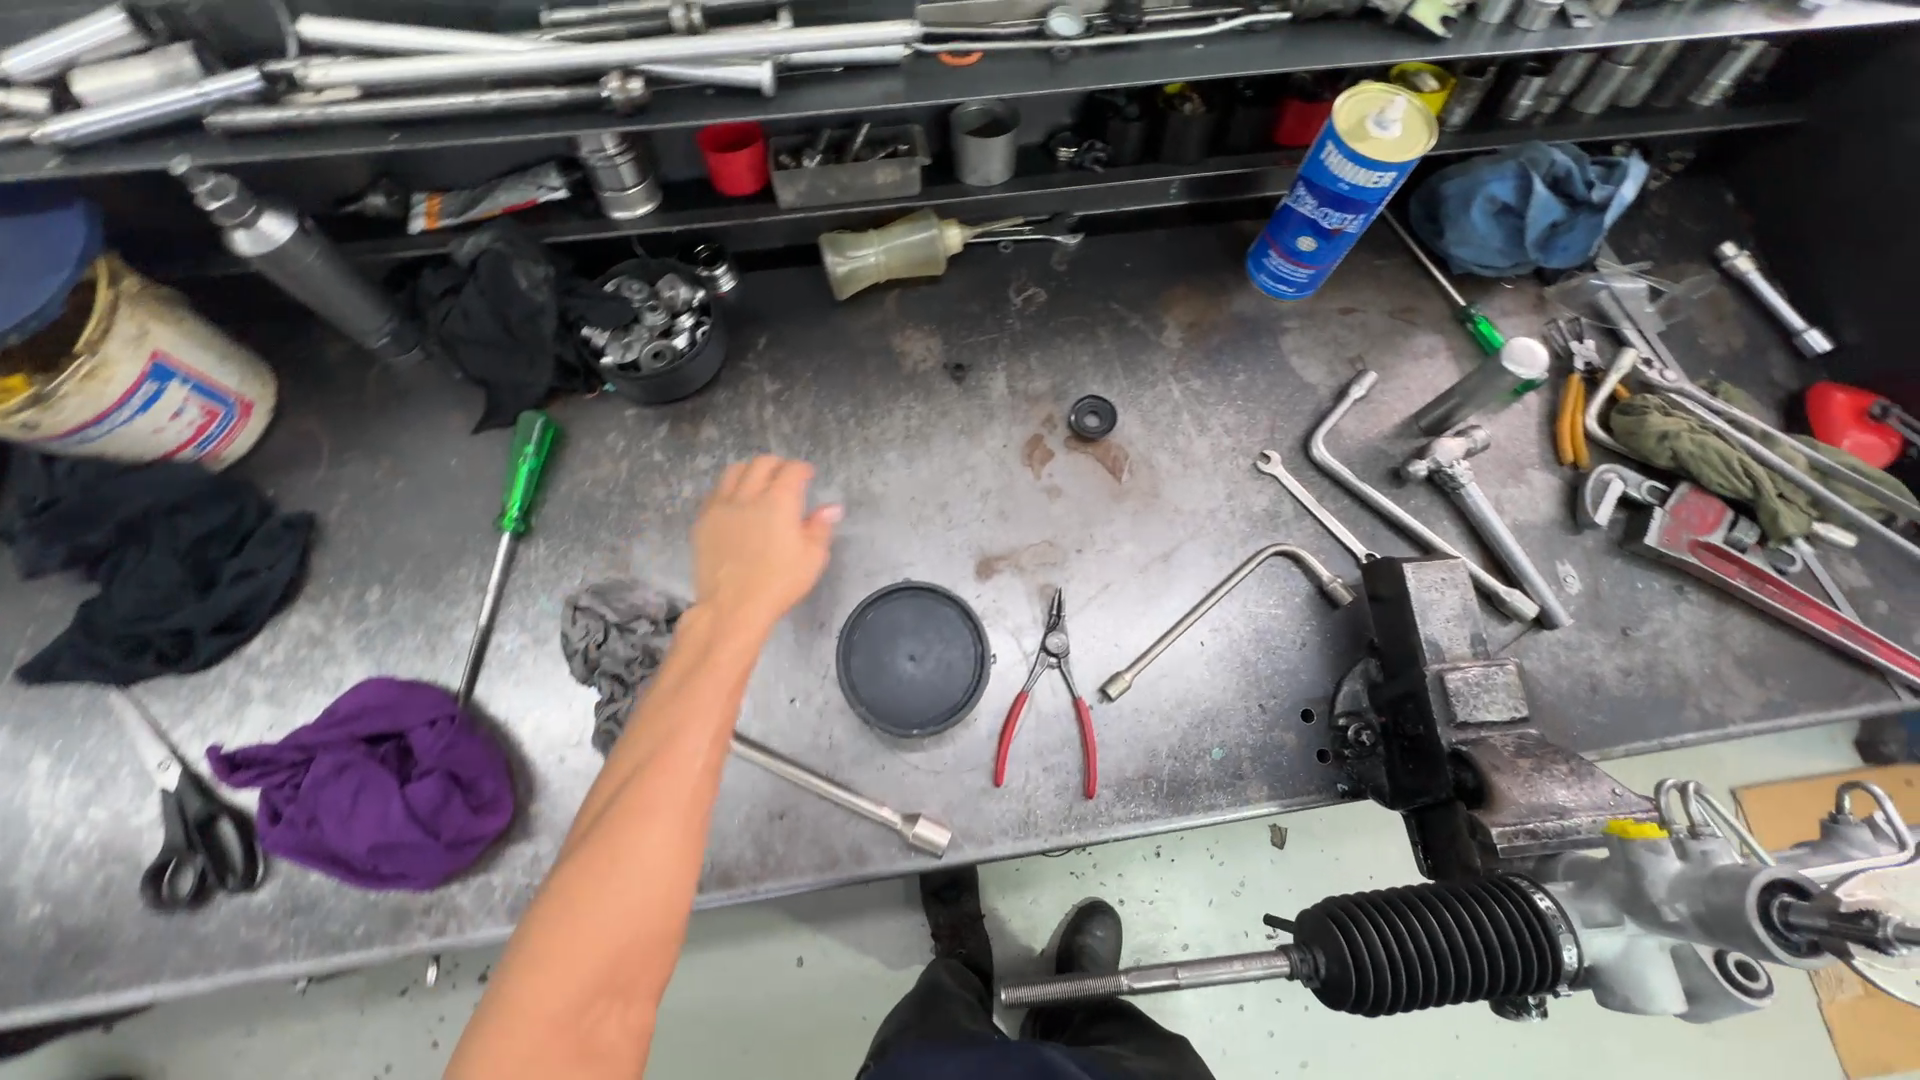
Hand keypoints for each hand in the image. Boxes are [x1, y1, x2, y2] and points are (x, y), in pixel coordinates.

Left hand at [692, 456, 841, 633]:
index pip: (791, 469)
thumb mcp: (813, 558)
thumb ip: (821, 527)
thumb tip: (831, 507)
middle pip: (762, 463)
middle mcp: (748, 495)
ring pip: (734, 471)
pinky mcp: (703, 520)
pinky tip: (736, 504)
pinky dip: (730, 489)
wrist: (732, 606)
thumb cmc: (779, 583)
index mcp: (779, 501)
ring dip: (751, 471)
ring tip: (759, 485)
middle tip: (786, 477)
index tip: (808, 475)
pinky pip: (716, 492)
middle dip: (778, 465)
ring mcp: (721, 506)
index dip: (802, 468)